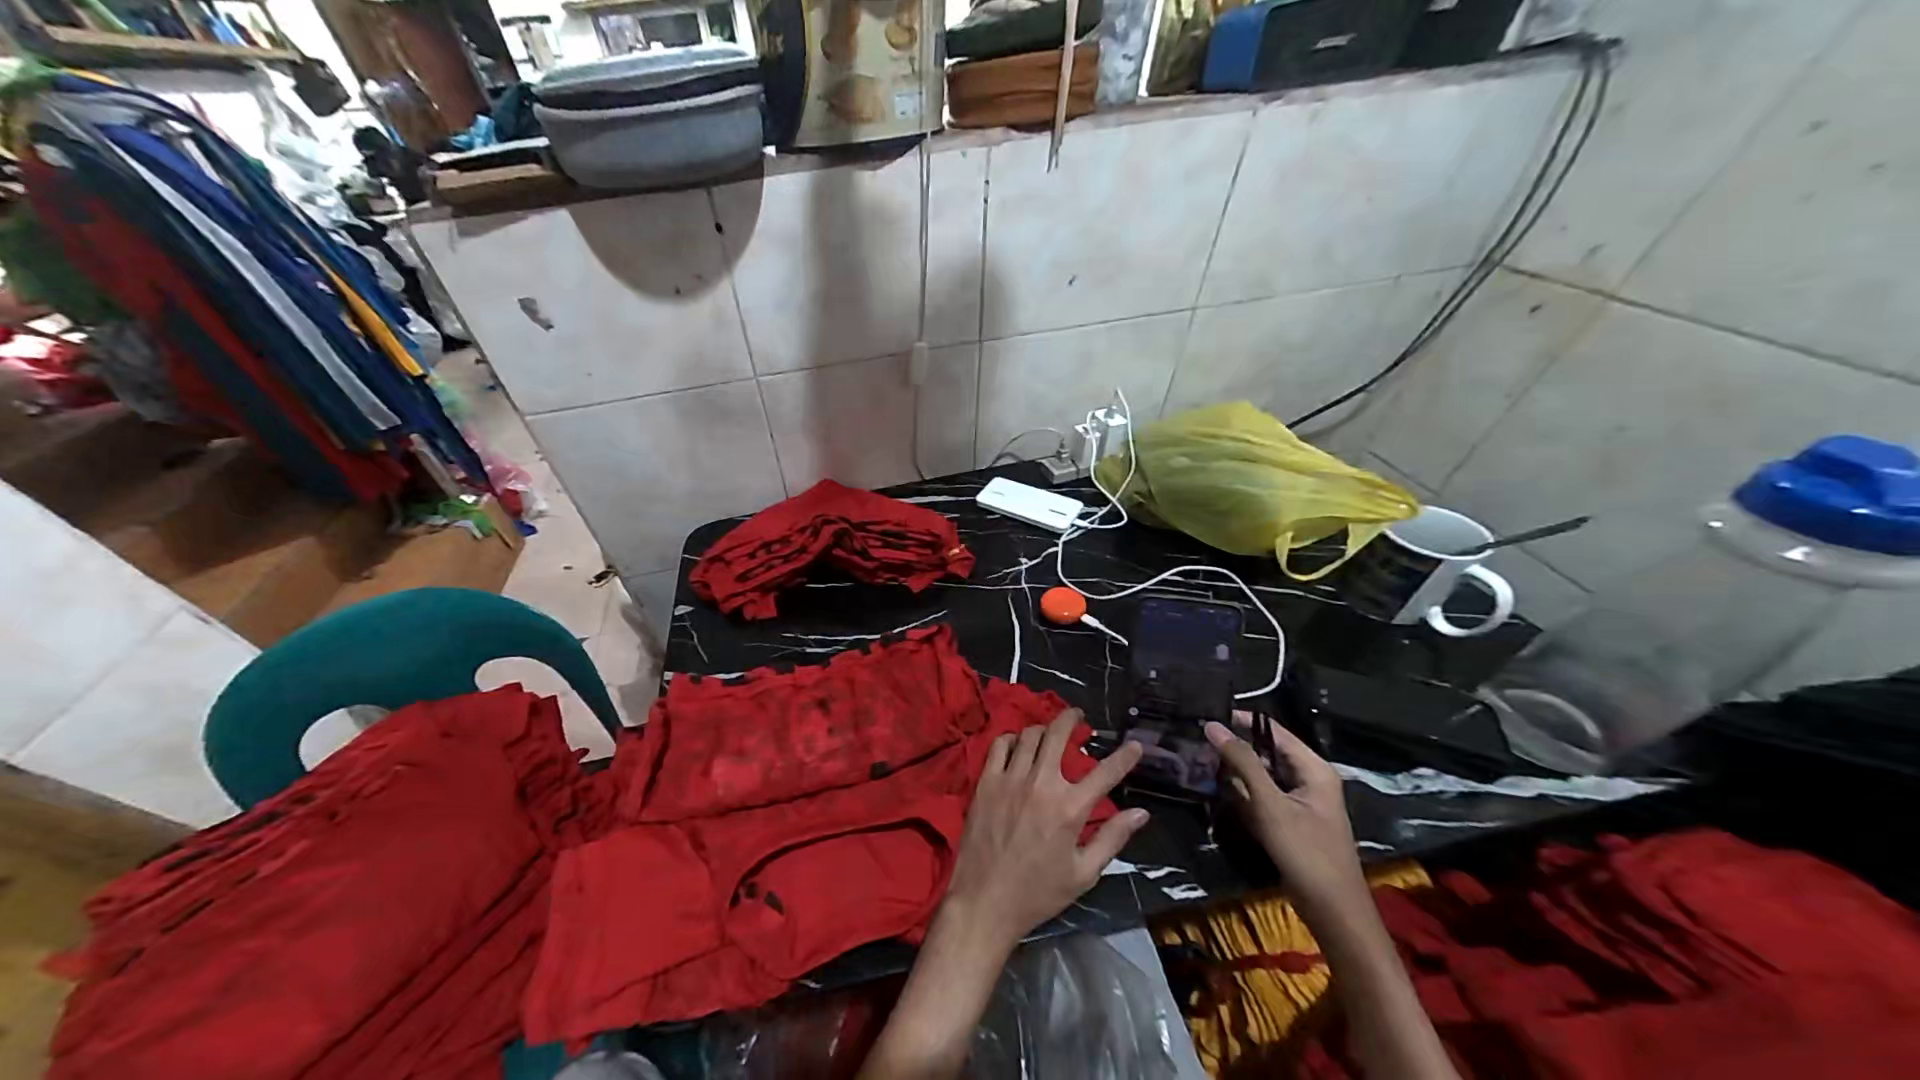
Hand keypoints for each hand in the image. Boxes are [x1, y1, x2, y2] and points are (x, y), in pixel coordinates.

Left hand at [940, 709, 1149, 951]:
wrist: (985, 902)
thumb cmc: (1038, 893)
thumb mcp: (1084, 873)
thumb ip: (1112, 838)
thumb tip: (1141, 813)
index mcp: (1070, 808)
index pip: (1105, 772)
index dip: (1124, 756)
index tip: (1135, 744)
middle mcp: (1041, 784)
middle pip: (1058, 734)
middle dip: (1072, 719)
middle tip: (1078, 716)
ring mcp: (1010, 780)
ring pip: (1029, 735)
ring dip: (1044, 729)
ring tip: (1050, 732)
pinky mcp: (986, 782)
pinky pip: (1000, 746)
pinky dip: (1012, 739)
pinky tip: (1018, 746)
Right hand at [1206, 713, 1367, 918]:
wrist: (1332, 910)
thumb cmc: (1306, 852)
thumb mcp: (1271, 804)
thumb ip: (1243, 763)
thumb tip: (1213, 726)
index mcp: (1313, 768)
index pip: (1273, 730)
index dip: (1241, 721)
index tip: (1206, 717)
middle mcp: (1309, 779)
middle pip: (1267, 752)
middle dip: (1235, 747)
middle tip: (1197, 739)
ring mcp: (1300, 801)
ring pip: (1262, 775)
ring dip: (1235, 771)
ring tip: (1199, 760)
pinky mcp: (1290, 821)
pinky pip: (1262, 797)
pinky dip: (1242, 793)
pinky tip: (1217, 791)